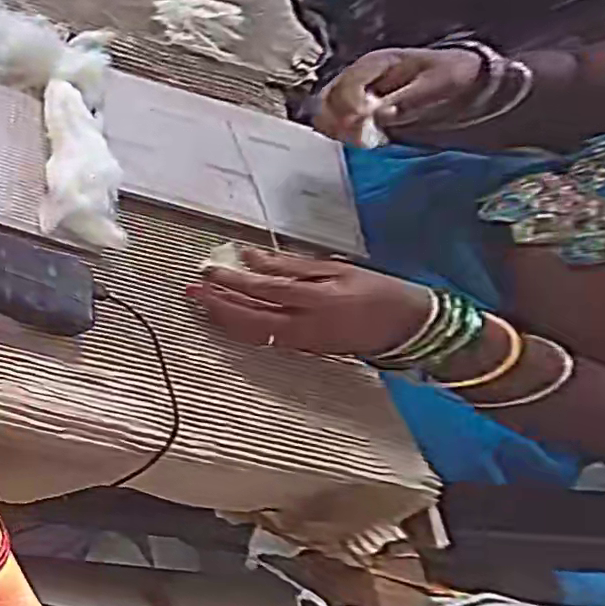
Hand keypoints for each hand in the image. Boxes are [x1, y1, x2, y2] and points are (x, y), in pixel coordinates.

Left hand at [187, 248, 431, 356]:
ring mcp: (299, 341)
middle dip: (215, 302)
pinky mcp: (298, 348)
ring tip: (199, 300)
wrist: (411, 328)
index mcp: (317, 301)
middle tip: (193, 287)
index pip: (263, 290)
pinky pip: (258, 338)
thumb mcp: (338, 269)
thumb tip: (250, 257)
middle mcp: (303, 325)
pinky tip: (223, 314)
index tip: (209, 269)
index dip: (232, 279)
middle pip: (247, 316)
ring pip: (248, 331)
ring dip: (220, 315)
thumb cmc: (379, 291)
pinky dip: (236, 326)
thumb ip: (289, 265)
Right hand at [309, 47, 483, 141]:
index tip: (363, 120)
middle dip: (340, 121)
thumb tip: (376, 115)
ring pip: (323, 115)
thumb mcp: (437, 82)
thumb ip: (404, 99)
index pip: (347, 85)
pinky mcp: (345, 110)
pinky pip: (330, 124)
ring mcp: (345, 94)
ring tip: (363, 140)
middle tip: (362, 136)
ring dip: (337, 130)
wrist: (452, 81)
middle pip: (326, 101)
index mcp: (374, 63)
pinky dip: (340, 134)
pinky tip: (361, 138)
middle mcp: (352, 77)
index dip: (351, 105)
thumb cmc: (447, 76)